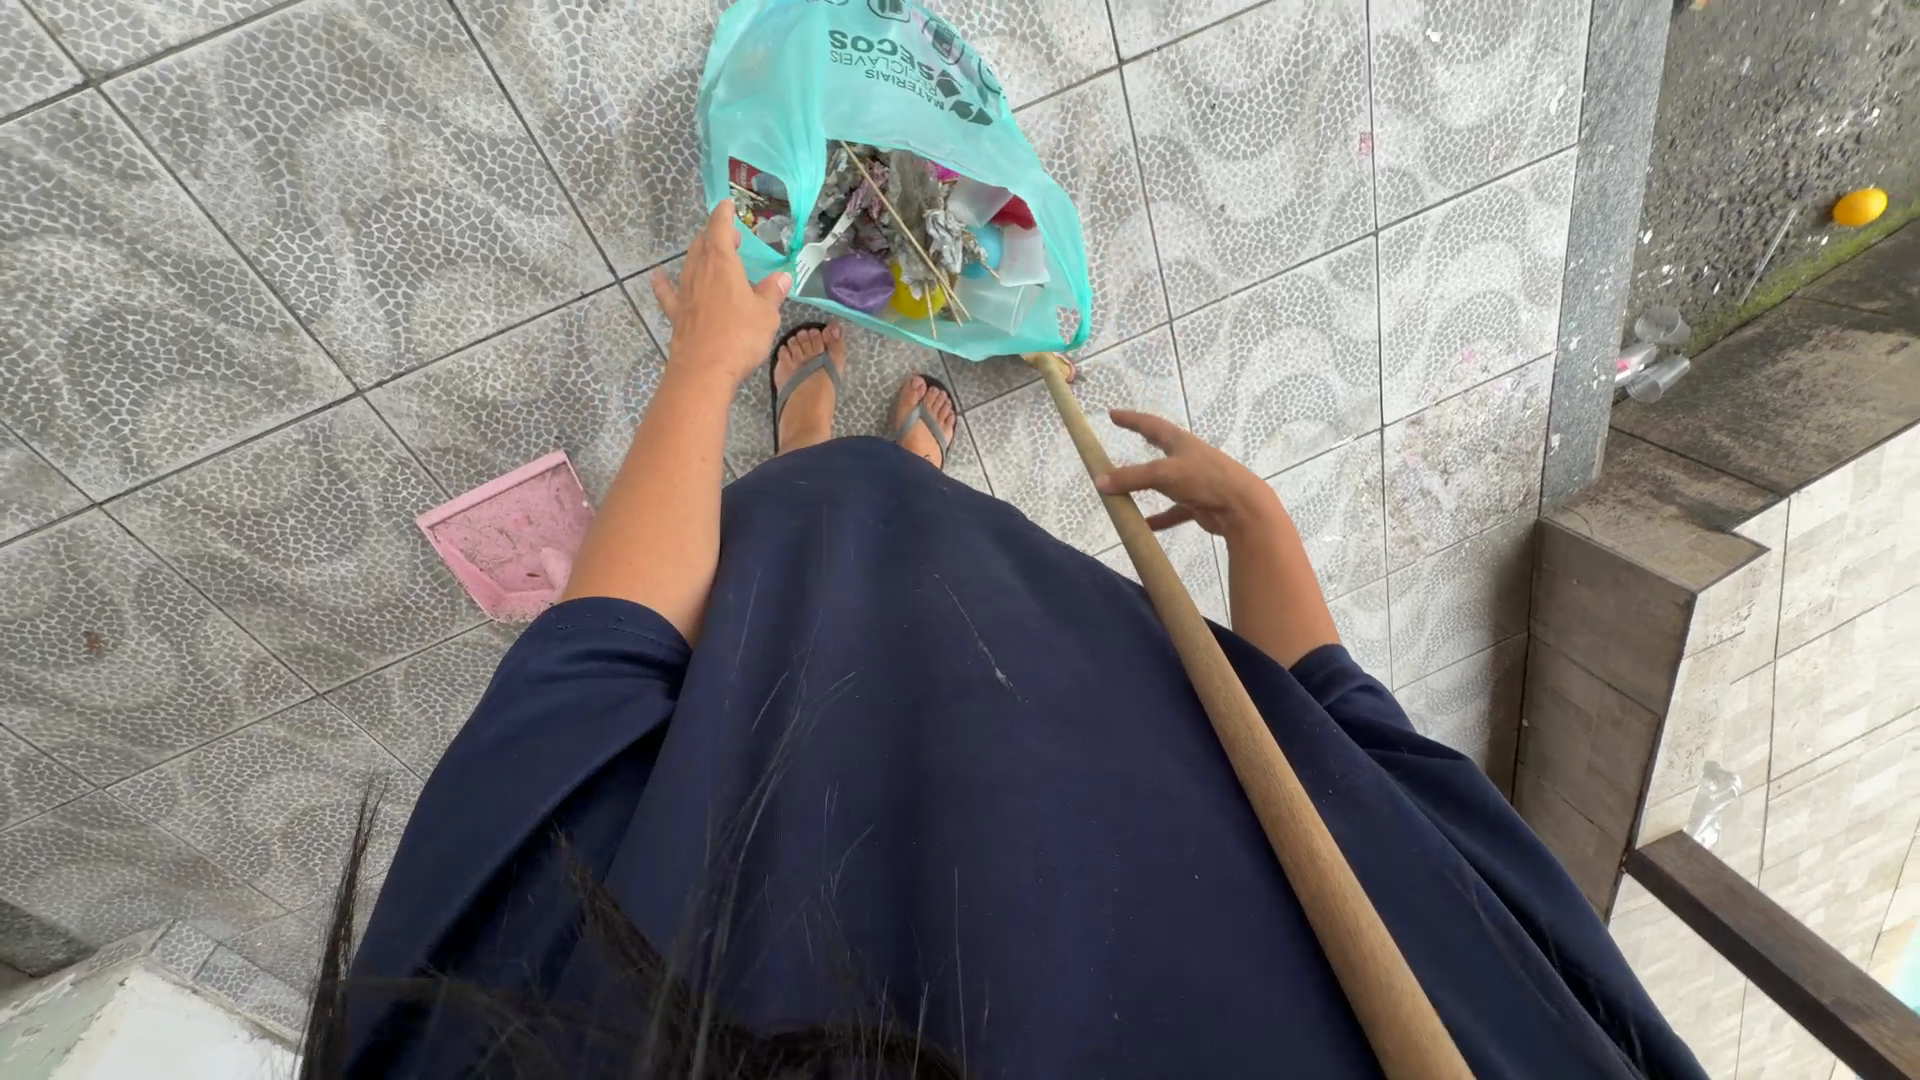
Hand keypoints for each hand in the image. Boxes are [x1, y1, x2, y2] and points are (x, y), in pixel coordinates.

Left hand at [650, 199, 790, 385]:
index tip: (727, 204)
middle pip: (703, 244)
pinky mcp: (677, 313)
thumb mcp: (766, 315)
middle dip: (715, 235)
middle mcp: (700, 272)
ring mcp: (684, 292)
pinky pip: (668, 291)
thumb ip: (771, 293)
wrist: (704, 369)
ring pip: (689, 263)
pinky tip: (658, 276)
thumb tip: (781, 277)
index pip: (720, 229)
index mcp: (723, 265)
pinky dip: (664, 281)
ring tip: (709, 253)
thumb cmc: (740, 337)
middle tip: (730, 236)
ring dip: (698, 254)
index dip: (723, 214)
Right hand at [1094, 410, 1279, 537]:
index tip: (1113, 414)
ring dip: (1147, 485)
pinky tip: (1145, 526)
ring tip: (1127, 489)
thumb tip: (1099, 481)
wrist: (1241, 508)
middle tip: (1129, 434)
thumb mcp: (1162, 474)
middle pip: (1162, 447)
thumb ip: (1130, 478)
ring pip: (1165, 482)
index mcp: (1181, 443)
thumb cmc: (1203, 480)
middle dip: (1145, 441)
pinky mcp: (1199, 504)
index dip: (1131, 419)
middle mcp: (1188, 458)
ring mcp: (1194, 481)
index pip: (1151, 425)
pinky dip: (1160, 518)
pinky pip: (1174, 511)